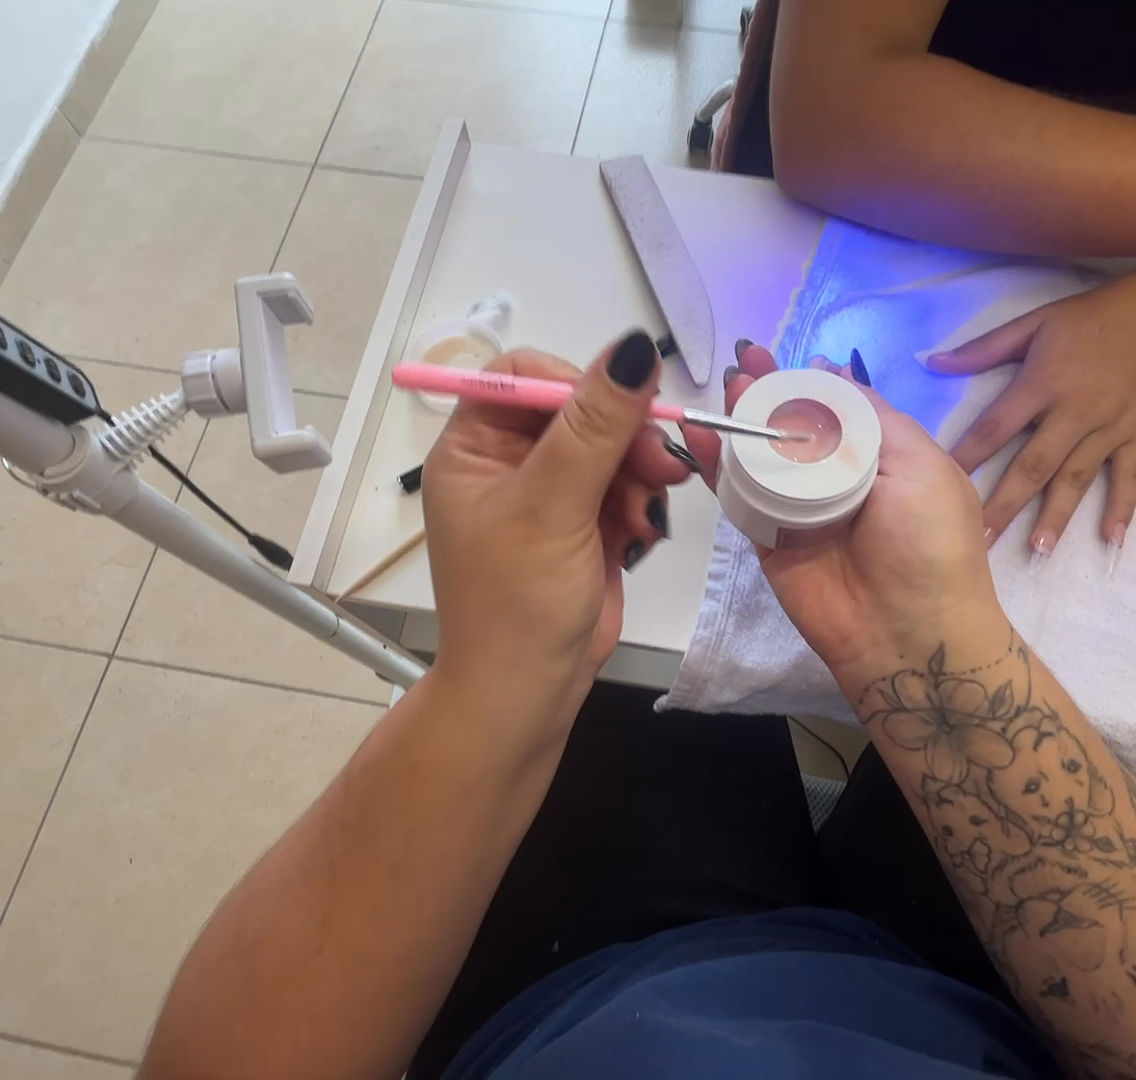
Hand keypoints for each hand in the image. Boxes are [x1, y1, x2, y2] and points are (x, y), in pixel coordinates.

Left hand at [423, 332, 687, 722]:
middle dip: (623, 437)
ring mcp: (550, 493)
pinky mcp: (584, 521)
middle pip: (579, 410)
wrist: (529, 692)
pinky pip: (624, 486)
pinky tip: (641, 532)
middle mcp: (509, 462)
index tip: (627, 406)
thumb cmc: (518, 603)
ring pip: (610, 448)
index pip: (526, 377)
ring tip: (647, 513)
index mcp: (474, 448)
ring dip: (638, 473)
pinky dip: (640, 503)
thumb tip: (635, 346)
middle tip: (662, 464)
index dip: (578, 381)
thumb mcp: (551, 507)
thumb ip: (595, 427)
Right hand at [681, 345, 1006, 683]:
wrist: (908, 634)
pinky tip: (702, 437)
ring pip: (760, 457)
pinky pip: (738, 496)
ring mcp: (799, 510)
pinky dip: (717, 466)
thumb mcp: (919, 464)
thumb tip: (836, 373)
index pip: (834, 408)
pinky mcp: (767, 538)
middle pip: (791, 428)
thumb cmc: (928, 542)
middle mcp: (837, 480)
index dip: (805, 382)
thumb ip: (871, 417)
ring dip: (738, 422)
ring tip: (723, 390)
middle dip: (766, 394)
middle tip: (742, 363)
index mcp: (881, 458)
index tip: (778, 356)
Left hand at [925, 256, 1135, 553]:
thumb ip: (983, 349)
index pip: (995, 428)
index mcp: (1043, 383)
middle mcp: (1076, 411)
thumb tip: (933, 362)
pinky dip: (1123, 508)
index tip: (938, 487)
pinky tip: (1111, 540)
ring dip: (1057, 515)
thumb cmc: (1091, 318)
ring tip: (1037, 549)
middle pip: (1033, 465)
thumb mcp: (1034, 323)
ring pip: (1078, 478)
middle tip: (979, 540)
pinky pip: (1132, 477)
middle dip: (1005, 504)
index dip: (968, 458)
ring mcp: (1111, 427)